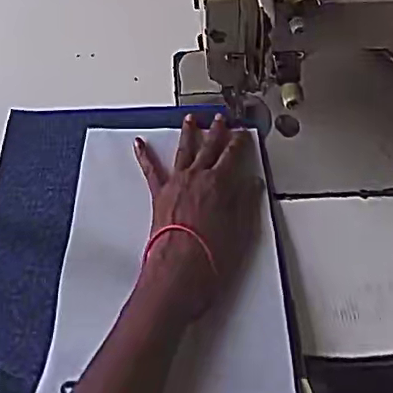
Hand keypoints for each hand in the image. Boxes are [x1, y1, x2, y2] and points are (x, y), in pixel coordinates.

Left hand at [132, 113, 261, 323]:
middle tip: (220, 118)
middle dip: (216, 131)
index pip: (232, 156)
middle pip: (209, 147)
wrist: (177, 275)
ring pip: (184, 151)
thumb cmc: (208, 260)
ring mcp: (176, 184)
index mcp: (219, 185)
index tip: (243, 132)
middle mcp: (197, 178)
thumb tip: (253, 184)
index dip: (239, 142)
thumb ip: (246, 204)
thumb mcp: (241, 233)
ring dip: (188, 133)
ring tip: (190, 119)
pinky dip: (145, 156)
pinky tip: (140, 144)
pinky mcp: (159, 195)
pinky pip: (151, 170)